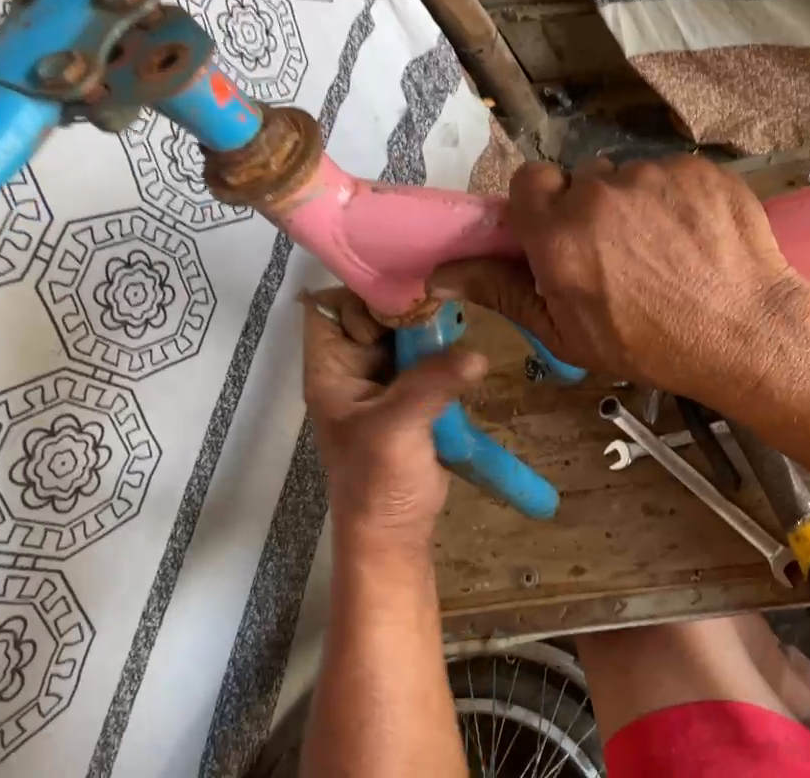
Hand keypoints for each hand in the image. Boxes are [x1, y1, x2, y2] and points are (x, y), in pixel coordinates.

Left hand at [302, 288, 486, 545]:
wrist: (395, 533)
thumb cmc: (378, 483)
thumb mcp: (397, 430)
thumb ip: (431, 385)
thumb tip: (478, 356)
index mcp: (331, 369)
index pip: (330, 309)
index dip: (361, 289)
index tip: (406, 277)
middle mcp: (353, 367)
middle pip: (372, 314)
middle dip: (405, 299)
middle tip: (445, 287)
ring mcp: (384, 380)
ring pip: (402, 333)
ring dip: (428, 321)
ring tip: (459, 305)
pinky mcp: (414, 393)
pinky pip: (427, 355)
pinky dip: (444, 344)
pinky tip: (467, 333)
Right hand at [430, 156, 809, 406]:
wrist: (747, 334)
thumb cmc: (653, 347)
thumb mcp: (569, 335)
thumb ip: (505, 293)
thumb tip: (443, 274)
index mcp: (559, 234)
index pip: (528, 182)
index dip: (543, 205)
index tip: (561, 231)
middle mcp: (601, 194)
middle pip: (582, 180)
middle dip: (593, 209)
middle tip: (622, 253)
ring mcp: (654, 175)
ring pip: (631, 178)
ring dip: (640, 205)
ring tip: (670, 250)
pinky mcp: (698, 168)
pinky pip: (674, 174)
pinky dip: (681, 199)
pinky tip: (699, 237)